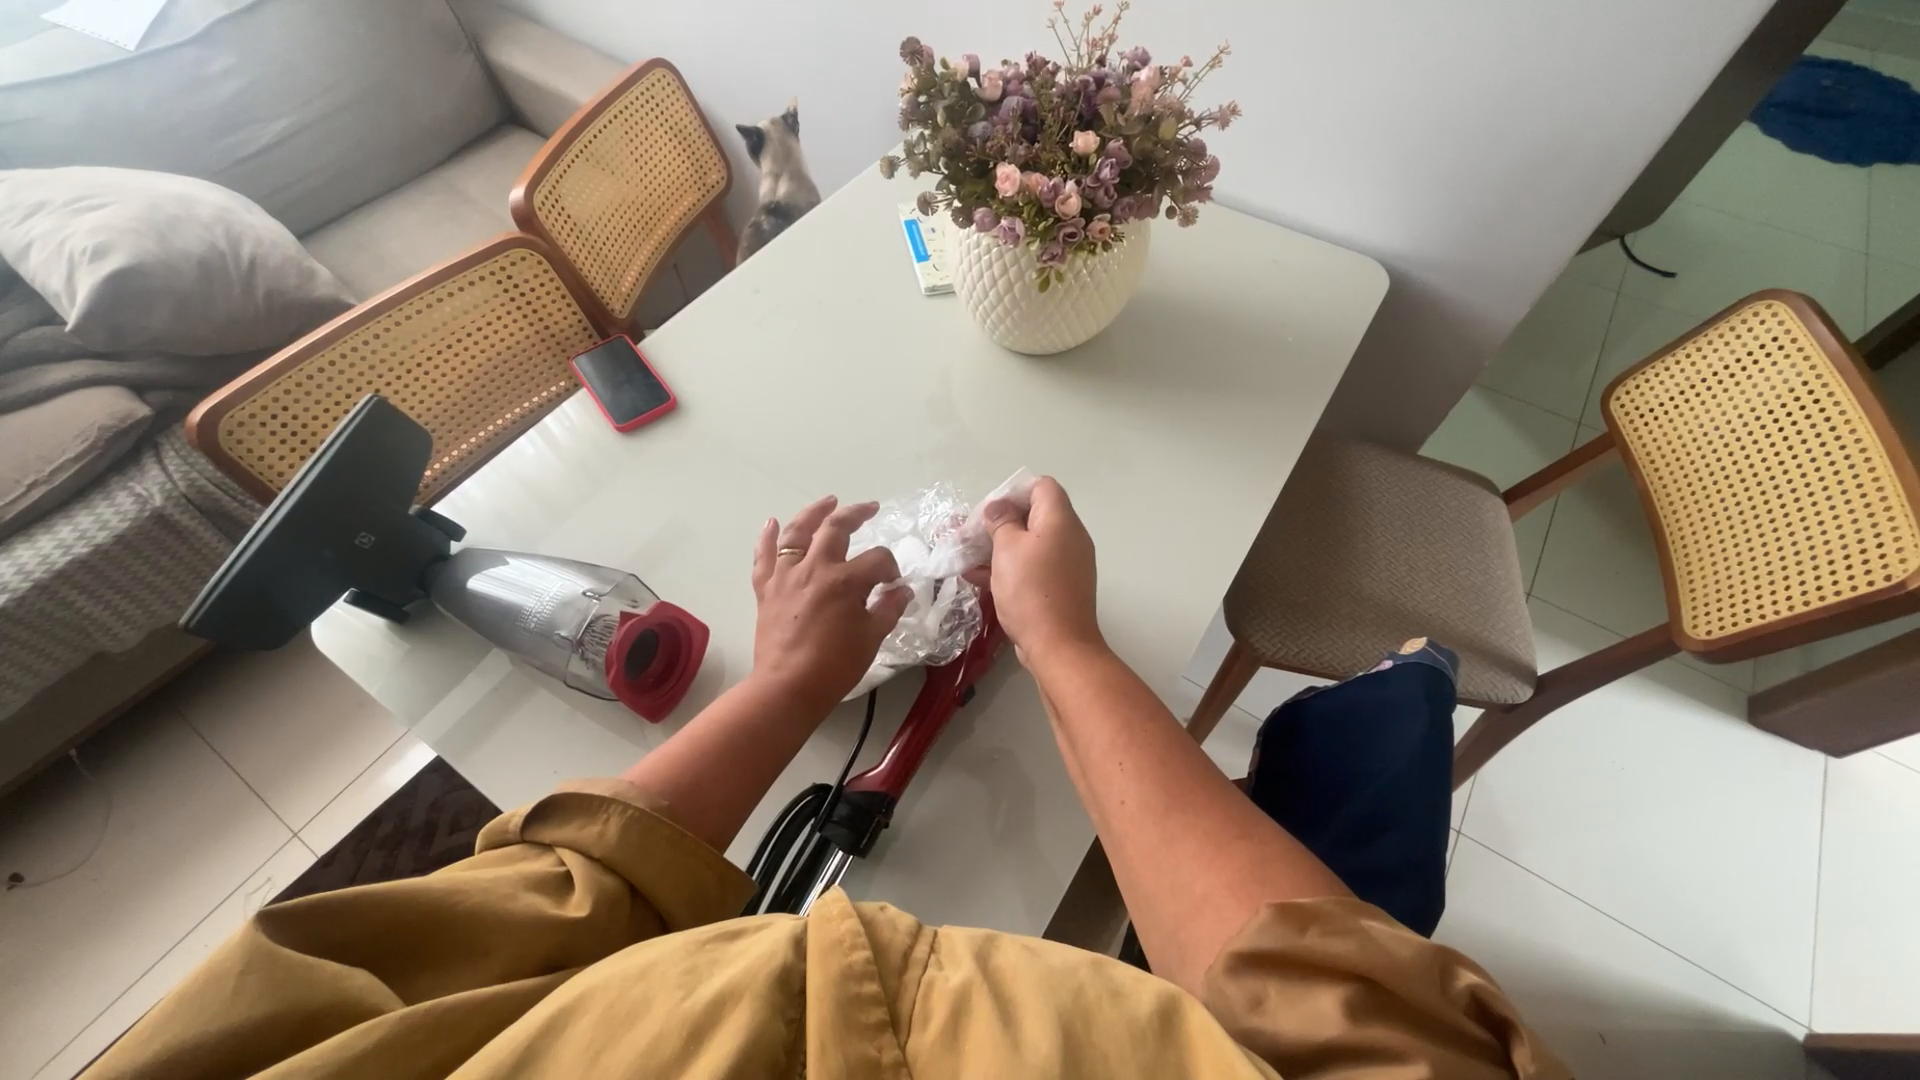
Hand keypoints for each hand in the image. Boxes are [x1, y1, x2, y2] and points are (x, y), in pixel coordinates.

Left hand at [750, 496, 911, 711]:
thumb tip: (901, 591)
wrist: (788, 687)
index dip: (890, 568)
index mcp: (846, 580)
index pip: (877, 559)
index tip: (893, 584)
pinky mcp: (766, 589)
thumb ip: (888, 609)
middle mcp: (815, 568)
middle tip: (870, 509)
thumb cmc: (835, 666)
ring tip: (828, 501)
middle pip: (836, 528)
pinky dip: (766, 537)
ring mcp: (786, 576)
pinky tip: (771, 522)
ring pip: (797, 532)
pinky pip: (764, 556)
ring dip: (814, 513)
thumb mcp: (872, 637)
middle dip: (856, 514)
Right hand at [969, 476, 1102, 665]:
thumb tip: (998, 507)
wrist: (1058, 645)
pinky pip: (1032, 568)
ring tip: (967, 555)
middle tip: (972, 533)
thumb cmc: (1031, 590)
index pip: (1043, 487)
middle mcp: (1069, 538)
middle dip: (1000, 522)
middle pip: (1034, 516)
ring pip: (1030, 545)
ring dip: (999, 547)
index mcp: (1061, 520)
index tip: (990, 510)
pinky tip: (977, 577)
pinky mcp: (1059, 588)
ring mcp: (1066, 565)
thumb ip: (1001, 522)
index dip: (1014, 491)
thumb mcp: (1007, 549)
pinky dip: (1008, 568)